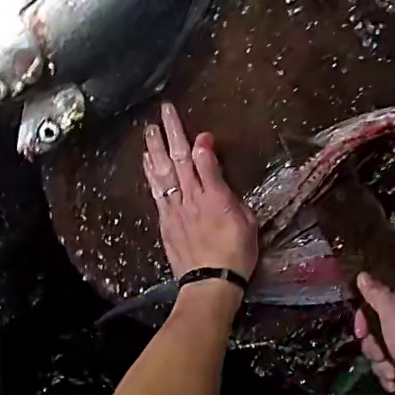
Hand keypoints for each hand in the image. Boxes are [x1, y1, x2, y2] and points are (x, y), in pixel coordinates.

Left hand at [142, 102, 257, 280]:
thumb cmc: (237, 255)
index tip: (203, 134)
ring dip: (155, 148)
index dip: (203, 145)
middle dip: (173, 133)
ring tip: (150, 129)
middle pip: (180, 160)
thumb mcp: (247, 223)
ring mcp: (175, 209)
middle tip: (166, 111)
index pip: (205, 162)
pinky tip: (147, 160)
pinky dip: (151, 173)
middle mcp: (192, 199)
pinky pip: (156, 191)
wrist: (210, 284)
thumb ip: (232, 196)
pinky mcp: (165, 221)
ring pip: (162, 172)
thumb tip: (221, 180)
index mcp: (216, 198)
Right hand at [353, 272, 394, 394]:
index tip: (360, 333)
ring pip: (382, 350)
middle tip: (380, 356)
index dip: (363, 319)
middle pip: (376, 330)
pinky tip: (394, 382)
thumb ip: (376, 294)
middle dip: (374, 348)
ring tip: (391, 373)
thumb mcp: (392, 314)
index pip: (375, 302)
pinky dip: (390, 373)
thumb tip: (363, 275)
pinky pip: (392, 364)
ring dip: (381, 365)